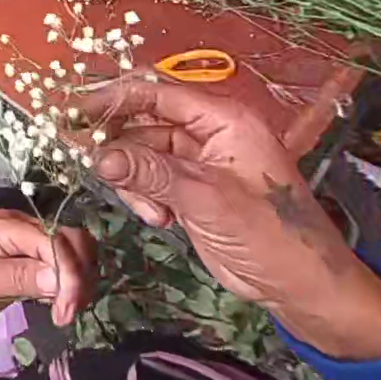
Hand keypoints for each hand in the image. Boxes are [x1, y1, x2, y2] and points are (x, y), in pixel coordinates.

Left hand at [0, 210, 95, 328]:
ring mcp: (30, 239)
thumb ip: (19, 277)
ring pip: (73, 249)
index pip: (54, 240)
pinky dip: (71, 281)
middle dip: (78, 274)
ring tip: (67, 310)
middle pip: (70, 239)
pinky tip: (62, 303)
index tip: (66, 310)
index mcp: (8, 226)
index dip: (69, 272)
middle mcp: (24, 226)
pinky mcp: (34, 255)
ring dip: (79, 279)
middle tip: (69, 311)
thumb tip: (59, 278)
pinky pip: (64, 262)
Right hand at [78, 79, 380, 359]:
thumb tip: (100, 156)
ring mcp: (199, 162)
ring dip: (135, 178)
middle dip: (121, 145)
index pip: (160, 93)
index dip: (117, 98)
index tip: (78, 111)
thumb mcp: (208, 200)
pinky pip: (153, 179)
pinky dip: (144, 196)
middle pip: (147, 123)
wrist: (302, 286)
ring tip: (149, 209)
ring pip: (145, 154)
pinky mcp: (192, 189)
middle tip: (91, 162)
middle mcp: (209, 133)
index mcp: (223, 119)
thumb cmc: (270, 233)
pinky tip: (157, 218)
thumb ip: (152, 174)